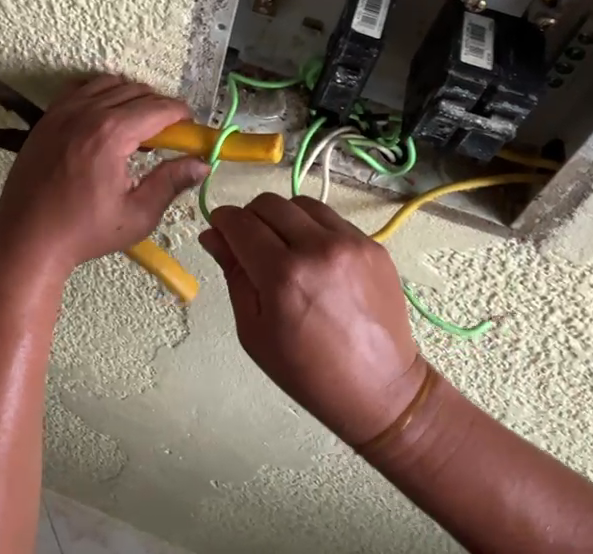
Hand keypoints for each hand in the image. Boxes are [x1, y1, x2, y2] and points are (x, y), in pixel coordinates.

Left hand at [0, 75, 209, 278]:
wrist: (27, 238)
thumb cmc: (83, 232)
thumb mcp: (137, 214)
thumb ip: (171, 183)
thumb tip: (201, 164)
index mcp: (111, 134)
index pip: (158, 108)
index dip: (181, 115)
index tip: (190, 129)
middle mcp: (86, 113)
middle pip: (136, 91)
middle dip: (159, 107)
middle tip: (168, 135)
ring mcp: (63, 111)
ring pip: (109, 83)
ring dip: (130, 97)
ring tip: (138, 127)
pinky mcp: (47, 118)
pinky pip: (80, 89)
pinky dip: (99, 93)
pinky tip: (105, 117)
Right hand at [199, 192, 429, 444]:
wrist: (380, 389)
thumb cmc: (306, 371)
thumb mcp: (254, 330)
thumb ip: (233, 274)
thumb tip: (212, 235)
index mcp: (283, 276)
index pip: (240, 223)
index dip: (222, 221)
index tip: (219, 228)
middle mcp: (317, 249)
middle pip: (269, 203)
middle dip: (250, 216)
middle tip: (250, 242)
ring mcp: (351, 243)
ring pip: (301, 203)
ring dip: (283, 218)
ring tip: (285, 248)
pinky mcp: (373, 245)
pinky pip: (332, 219)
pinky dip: (314, 230)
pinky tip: (315, 259)